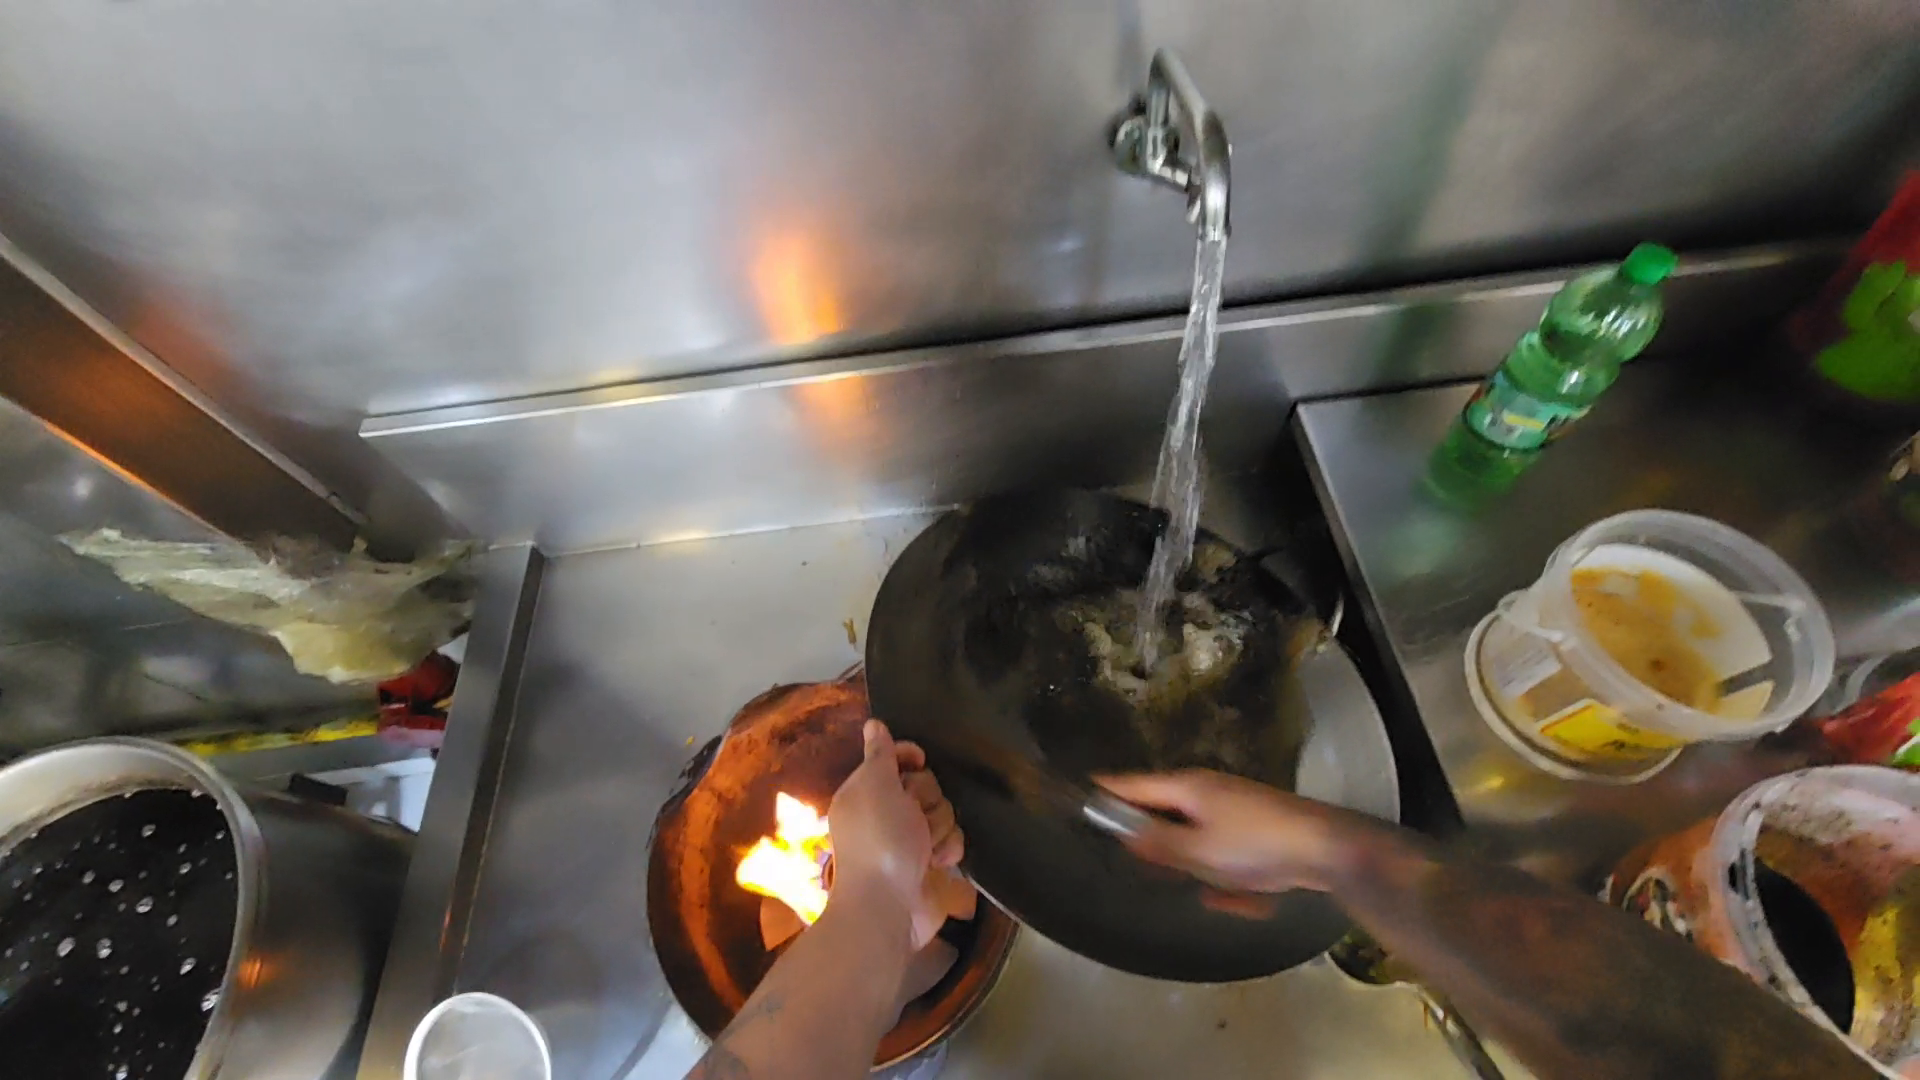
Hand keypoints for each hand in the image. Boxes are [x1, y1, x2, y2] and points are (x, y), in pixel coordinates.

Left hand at [828, 720, 964, 949]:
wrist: (888, 907)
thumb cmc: (879, 840)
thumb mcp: (875, 786)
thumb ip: (880, 754)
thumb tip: (873, 723)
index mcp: (867, 791)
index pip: (895, 758)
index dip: (909, 757)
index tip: (918, 761)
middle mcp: (888, 812)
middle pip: (926, 784)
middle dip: (927, 798)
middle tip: (914, 817)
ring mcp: (911, 840)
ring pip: (943, 811)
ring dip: (939, 827)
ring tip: (926, 848)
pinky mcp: (931, 863)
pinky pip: (953, 839)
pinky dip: (948, 850)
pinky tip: (938, 863)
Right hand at [1096, 769, 1364, 895]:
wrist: (1330, 850)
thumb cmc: (1256, 844)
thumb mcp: (1198, 851)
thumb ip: (1158, 844)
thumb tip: (1124, 834)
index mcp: (1187, 787)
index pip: (1134, 785)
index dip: (1108, 791)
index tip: (1082, 792)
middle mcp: (1206, 792)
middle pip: (1166, 817)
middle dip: (1164, 849)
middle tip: (1161, 872)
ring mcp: (1234, 810)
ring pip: (1199, 843)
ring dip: (1204, 869)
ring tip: (1224, 890)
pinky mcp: (1257, 831)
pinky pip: (1229, 856)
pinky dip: (1234, 878)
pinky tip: (1252, 897)